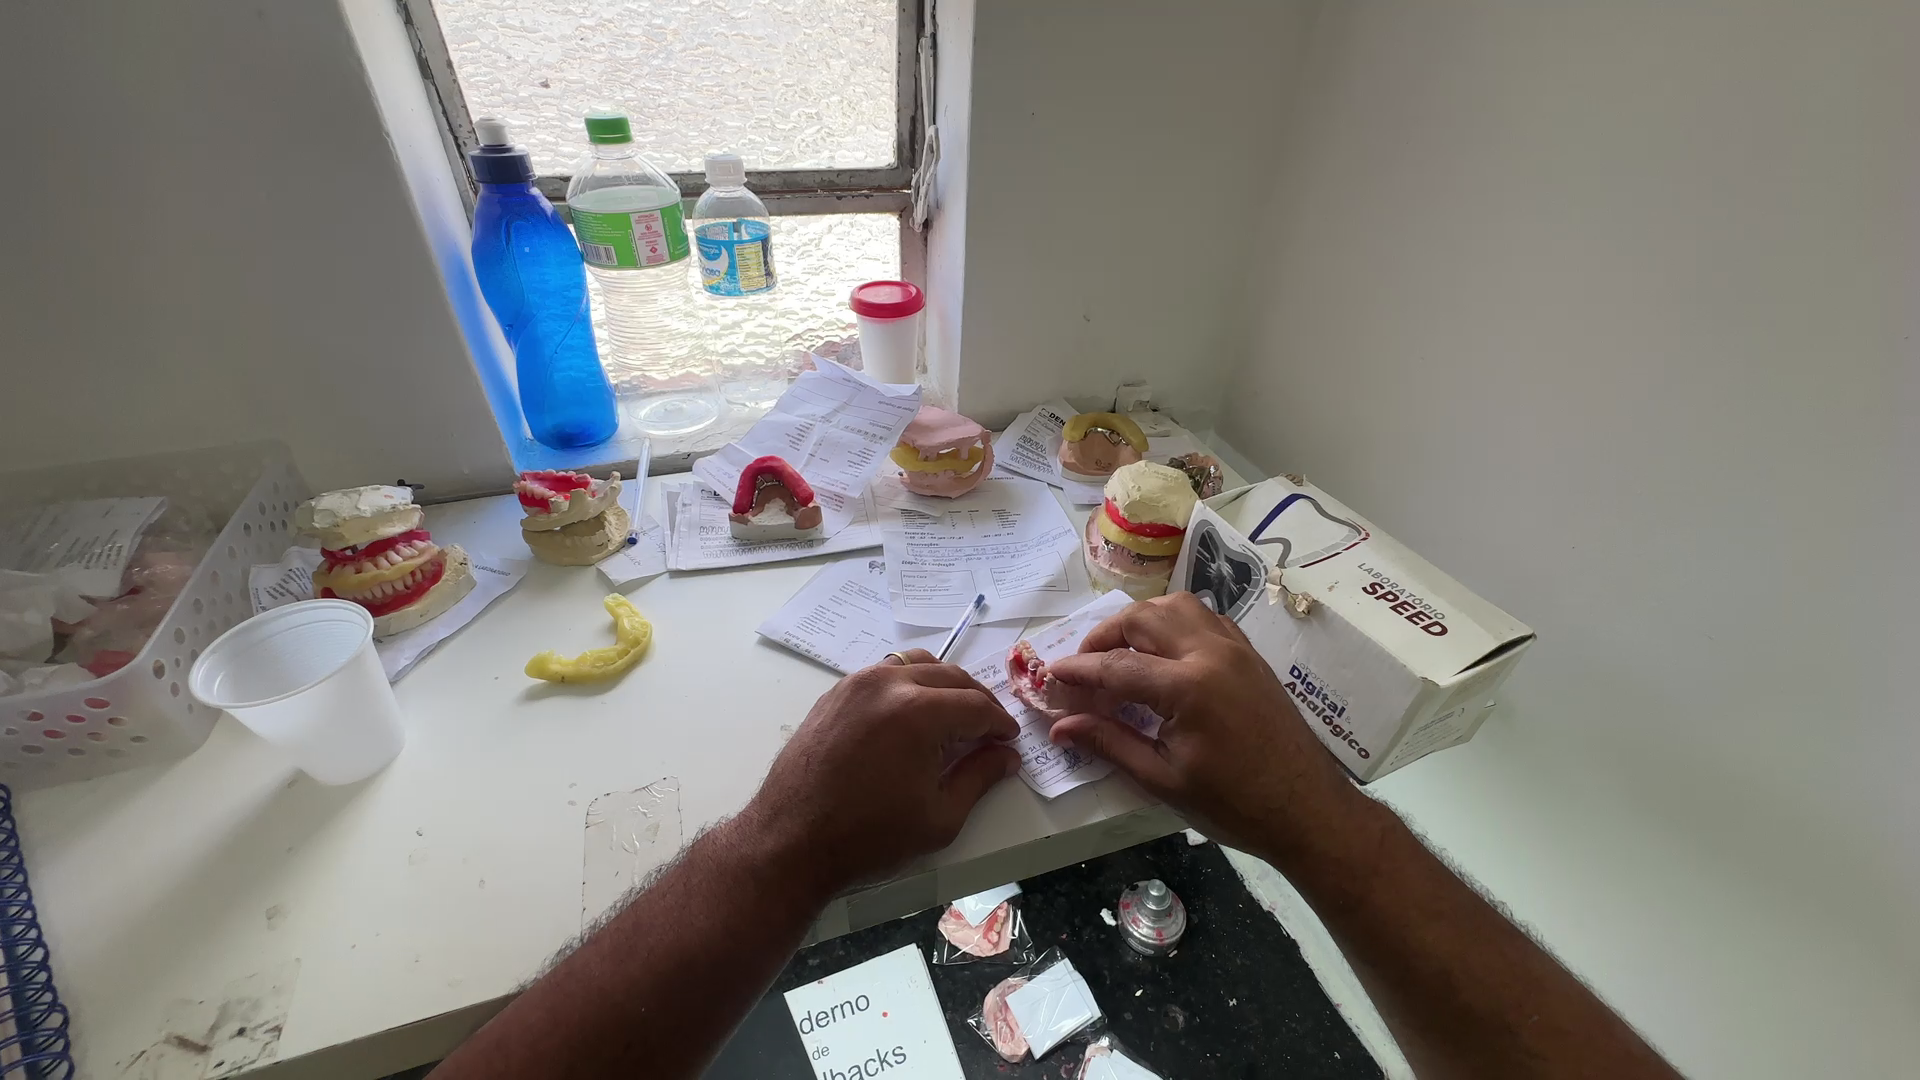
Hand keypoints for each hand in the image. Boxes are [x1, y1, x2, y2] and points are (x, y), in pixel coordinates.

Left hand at [740, 650, 1020, 897]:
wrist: (791, 839)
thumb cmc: (869, 836)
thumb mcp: (939, 816)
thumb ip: (980, 777)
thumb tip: (1007, 756)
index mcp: (919, 712)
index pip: (977, 706)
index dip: (999, 723)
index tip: (1009, 739)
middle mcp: (890, 683)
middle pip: (951, 677)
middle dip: (977, 700)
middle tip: (988, 729)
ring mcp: (859, 681)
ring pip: (918, 664)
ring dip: (944, 684)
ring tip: (953, 715)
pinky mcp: (837, 690)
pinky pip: (885, 671)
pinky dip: (909, 683)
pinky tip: (912, 713)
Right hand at [1046, 593, 1363, 858]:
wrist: (1310, 812)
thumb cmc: (1234, 805)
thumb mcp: (1162, 780)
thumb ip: (1108, 743)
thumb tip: (1059, 727)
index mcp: (1188, 687)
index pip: (1116, 666)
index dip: (1078, 671)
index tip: (1051, 676)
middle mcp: (1210, 653)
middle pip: (1143, 618)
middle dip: (1104, 635)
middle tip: (1084, 666)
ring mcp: (1234, 649)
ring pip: (1176, 606)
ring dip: (1140, 620)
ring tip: (1121, 651)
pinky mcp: (1249, 654)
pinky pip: (1204, 618)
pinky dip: (1174, 622)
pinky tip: (1163, 652)